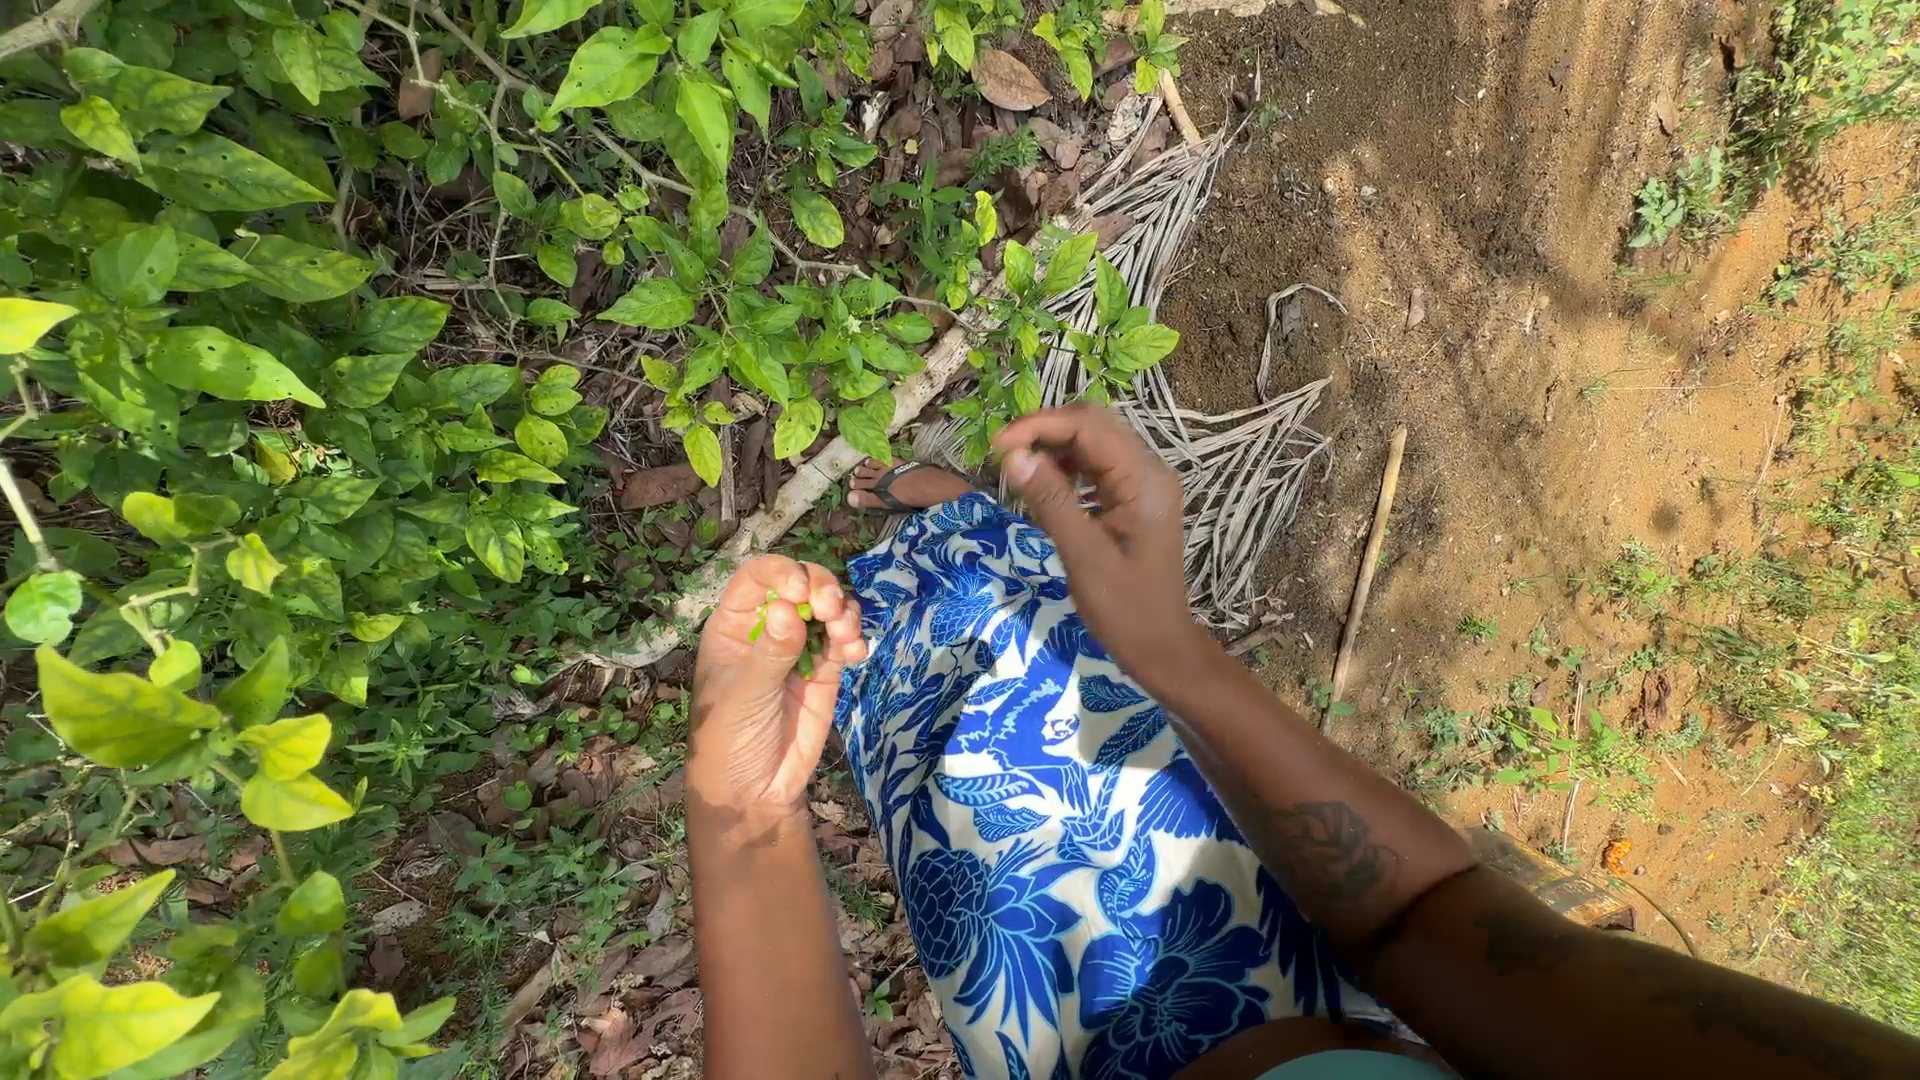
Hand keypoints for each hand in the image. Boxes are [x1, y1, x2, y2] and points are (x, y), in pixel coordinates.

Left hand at [689, 556, 865, 819]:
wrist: (755, 792)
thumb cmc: (728, 737)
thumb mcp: (743, 694)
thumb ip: (770, 652)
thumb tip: (789, 609)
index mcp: (735, 624)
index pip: (757, 577)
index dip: (781, 573)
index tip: (800, 592)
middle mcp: (770, 626)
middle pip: (801, 583)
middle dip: (821, 587)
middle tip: (831, 608)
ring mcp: (801, 645)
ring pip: (829, 606)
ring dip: (844, 610)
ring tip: (846, 635)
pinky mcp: (827, 668)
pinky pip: (846, 639)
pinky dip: (856, 637)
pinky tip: (858, 653)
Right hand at [994, 405, 1207, 681]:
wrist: (1160, 646)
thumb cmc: (1124, 609)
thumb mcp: (1083, 556)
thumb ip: (1050, 501)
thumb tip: (1013, 456)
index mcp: (1144, 480)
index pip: (1089, 427)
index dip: (1040, 426)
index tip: (998, 447)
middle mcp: (1149, 471)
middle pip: (1094, 425)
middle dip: (1046, 431)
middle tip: (1005, 455)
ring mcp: (1144, 484)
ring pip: (1094, 442)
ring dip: (1054, 447)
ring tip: (1019, 470)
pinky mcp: (1134, 498)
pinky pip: (1097, 466)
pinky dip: (1067, 467)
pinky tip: (1044, 486)